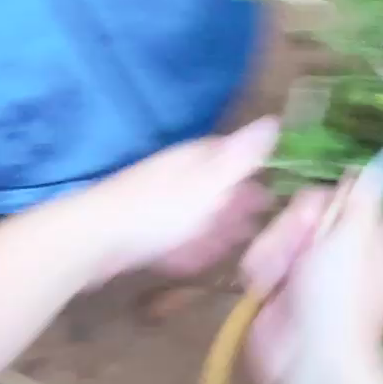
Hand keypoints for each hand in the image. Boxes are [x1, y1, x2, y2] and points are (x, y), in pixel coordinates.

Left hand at [49, 116, 279, 285]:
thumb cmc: (158, 209)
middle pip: (223, 191)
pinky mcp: (150, 235)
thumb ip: (242, 156)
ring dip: (218, 234)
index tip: (286, 195)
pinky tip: (196, 263)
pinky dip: (191, 251)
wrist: (96, 240)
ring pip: (203, 219)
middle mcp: (183, 177)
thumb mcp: (208, 181)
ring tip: (236, 248)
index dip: (262, 174)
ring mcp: (165, 207)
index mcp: (199, 159)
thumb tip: (276, 120)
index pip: (240, 157)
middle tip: (267, 231)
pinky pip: (181, 242)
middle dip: (241, 210)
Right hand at [240, 170, 382, 383]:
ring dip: (270, 252)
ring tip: (273, 278)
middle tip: (294, 251)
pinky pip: (260, 259)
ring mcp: (305, 270)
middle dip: (290, 229)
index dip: (323, 203)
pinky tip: (262, 286)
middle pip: (302, 214)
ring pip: (277, 234)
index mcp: (366, 241)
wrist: (306, 357)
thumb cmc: (337, 297)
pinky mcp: (276, 286)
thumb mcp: (355, 239)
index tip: (315, 216)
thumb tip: (372, 169)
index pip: (340, 199)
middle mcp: (336, 252)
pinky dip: (258, 270)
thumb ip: (360, 201)